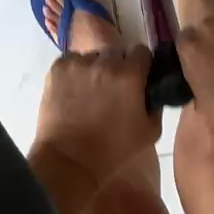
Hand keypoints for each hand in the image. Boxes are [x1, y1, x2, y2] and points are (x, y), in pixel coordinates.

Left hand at [31, 44, 160, 185]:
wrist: (69, 162)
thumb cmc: (113, 151)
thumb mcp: (149, 133)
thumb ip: (156, 105)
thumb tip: (153, 90)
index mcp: (129, 75)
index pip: (141, 51)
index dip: (141, 64)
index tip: (138, 77)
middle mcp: (104, 62)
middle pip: (115, 52)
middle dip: (117, 66)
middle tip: (113, 88)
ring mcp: (78, 63)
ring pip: (92, 56)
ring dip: (94, 69)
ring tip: (90, 91)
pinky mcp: (58, 68)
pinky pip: (71, 60)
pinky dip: (73, 71)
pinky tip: (73, 90)